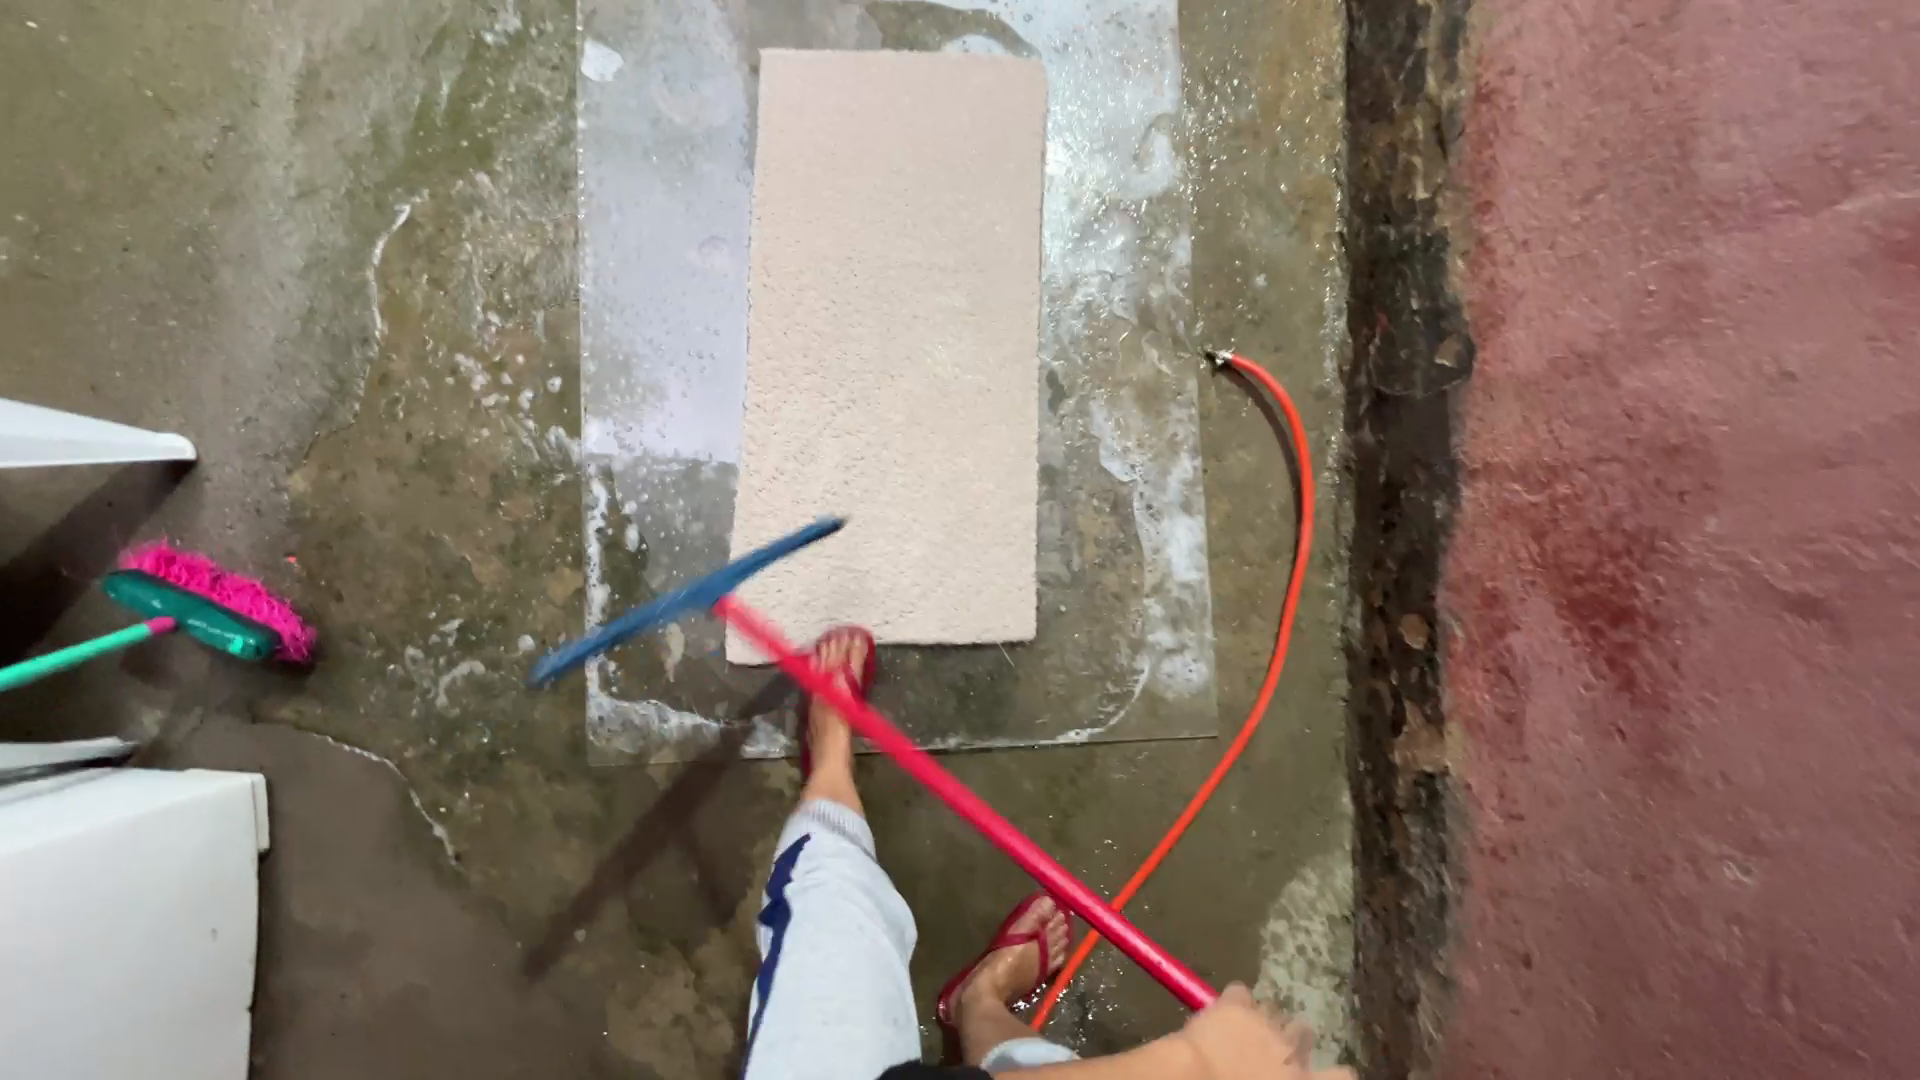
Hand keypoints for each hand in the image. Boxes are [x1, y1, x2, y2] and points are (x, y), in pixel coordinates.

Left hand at [1177, 984, 1352, 1079]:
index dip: (1338, 1074)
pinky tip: (1228, 1008)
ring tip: (1248, 1027)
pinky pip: (1241, 992)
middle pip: (1304, 1031)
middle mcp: (1291, 1050)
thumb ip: (1286, 1078)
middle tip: (1275, 1047)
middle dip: (1292, 1036)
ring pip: (1273, 1009)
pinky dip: (1237, 999)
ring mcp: (1263, 1023)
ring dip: (1264, 1018)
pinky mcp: (1234, 1004)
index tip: (1332, 1073)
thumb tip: (1287, 1074)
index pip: (1342, 1076)